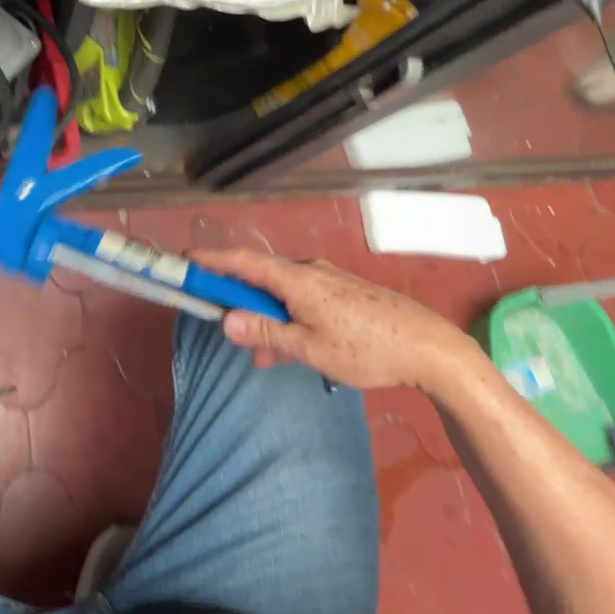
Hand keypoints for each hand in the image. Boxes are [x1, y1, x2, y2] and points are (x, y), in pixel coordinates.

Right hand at [187, 249, 482, 392]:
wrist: (429, 348)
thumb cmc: (366, 349)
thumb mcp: (310, 348)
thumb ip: (268, 333)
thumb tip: (227, 321)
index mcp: (297, 279)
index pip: (244, 262)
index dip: (212, 260)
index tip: (185, 259)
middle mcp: (310, 271)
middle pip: (262, 277)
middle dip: (239, 299)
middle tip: (219, 320)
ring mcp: (330, 280)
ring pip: (284, 293)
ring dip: (267, 317)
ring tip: (262, 354)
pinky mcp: (344, 293)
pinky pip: (303, 299)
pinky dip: (288, 318)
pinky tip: (291, 349)